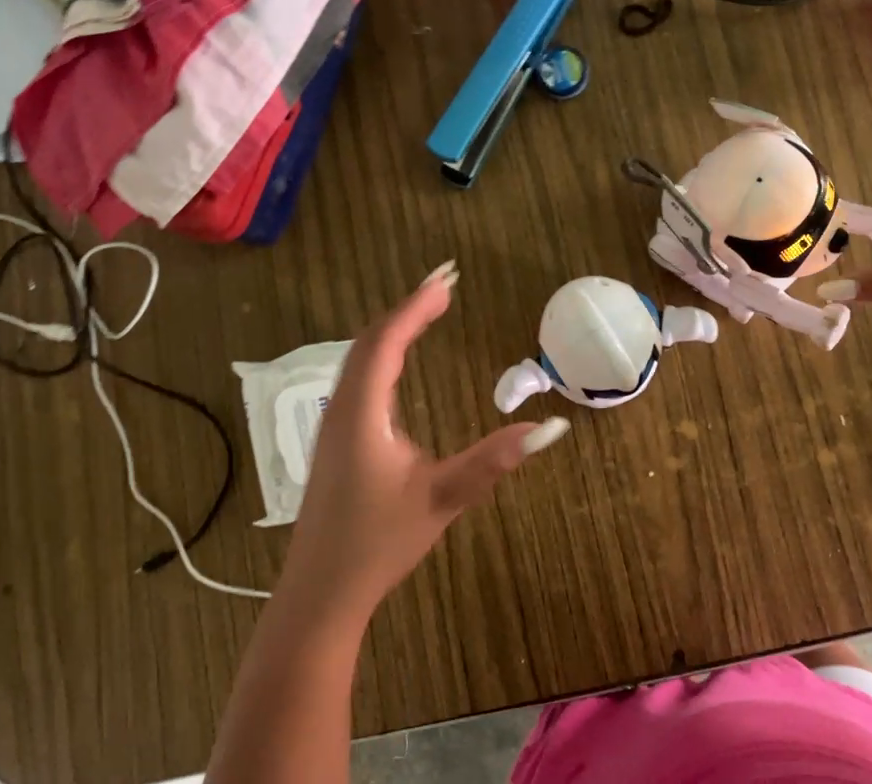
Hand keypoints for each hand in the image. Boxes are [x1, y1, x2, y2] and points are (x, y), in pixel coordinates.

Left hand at [278, 262, 569, 617]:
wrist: (321, 592)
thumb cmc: (377, 543)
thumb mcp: (441, 498)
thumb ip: (492, 461)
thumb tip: (550, 426)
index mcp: (362, 412)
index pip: (387, 341)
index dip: (416, 306)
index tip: (448, 279)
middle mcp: (342, 409)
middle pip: (368, 342)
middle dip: (406, 309)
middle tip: (444, 286)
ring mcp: (334, 426)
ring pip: (358, 360)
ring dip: (391, 330)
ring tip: (426, 312)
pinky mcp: (336, 443)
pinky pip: (357, 379)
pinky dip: (382, 355)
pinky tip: (398, 365)